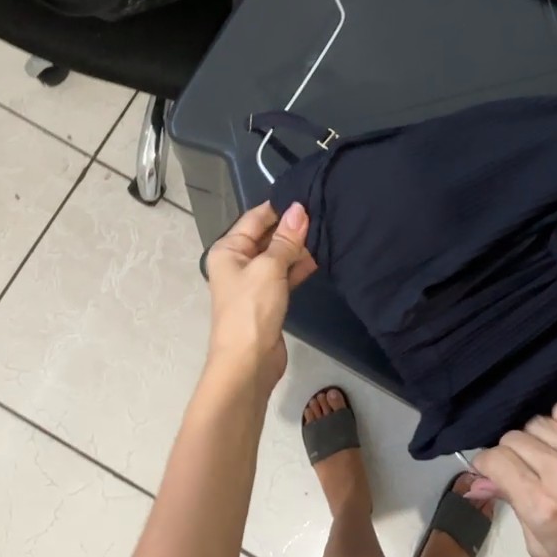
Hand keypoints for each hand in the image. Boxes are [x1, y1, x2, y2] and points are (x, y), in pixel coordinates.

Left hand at [204, 202, 316, 390]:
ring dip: (298, 247)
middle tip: (325, 210)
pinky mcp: (268, 299)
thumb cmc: (251, 310)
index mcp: (228, 250)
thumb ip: (285, 239)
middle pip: (267, 236)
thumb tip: (299, 209)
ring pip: (278, 256)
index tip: (309, 194)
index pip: (255, 218)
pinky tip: (321, 256)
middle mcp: (238, 262)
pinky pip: (285, 274)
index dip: (280, 207)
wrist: (248, 362)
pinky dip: (299, 266)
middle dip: (292, 226)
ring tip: (328, 229)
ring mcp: (253, 282)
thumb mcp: (269, 269)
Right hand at [466, 401, 556, 556]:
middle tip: (522, 471)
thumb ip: (512, 507)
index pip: (496, 460)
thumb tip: (481, 481)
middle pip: (514, 438)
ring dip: (535, 439)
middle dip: (510, 454)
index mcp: (543, 507)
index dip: (487, 465)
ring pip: (538, 422)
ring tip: (547, 458)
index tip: (491, 472)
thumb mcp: (544, 550)